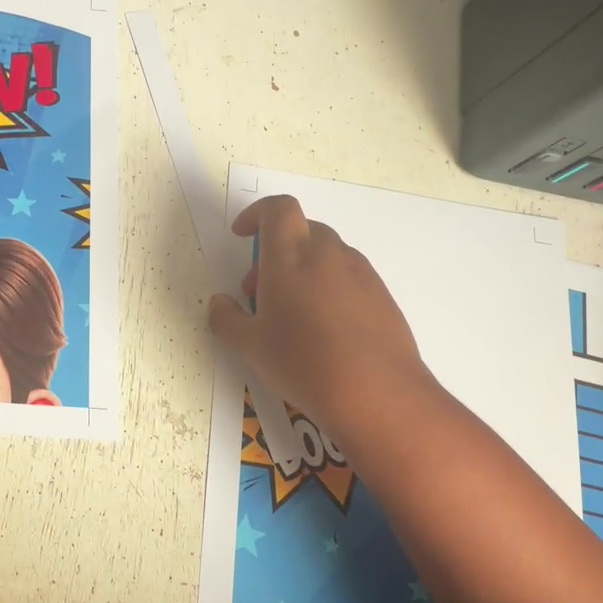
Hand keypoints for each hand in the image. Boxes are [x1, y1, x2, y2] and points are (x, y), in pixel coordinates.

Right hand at [206, 194, 435, 429]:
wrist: (377, 393)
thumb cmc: (302, 362)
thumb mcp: (249, 347)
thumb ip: (226, 319)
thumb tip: (220, 303)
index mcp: (290, 258)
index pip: (278, 210)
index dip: (256, 213)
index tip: (241, 234)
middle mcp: (328, 255)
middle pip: (302, 231)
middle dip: (274, 251)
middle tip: (258, 290)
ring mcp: (360, 273)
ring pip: (325, 255)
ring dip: (302, 270)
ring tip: (289, 314)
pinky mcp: (382, 296)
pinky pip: (347, 277)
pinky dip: (327, 288)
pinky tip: (321, 331)